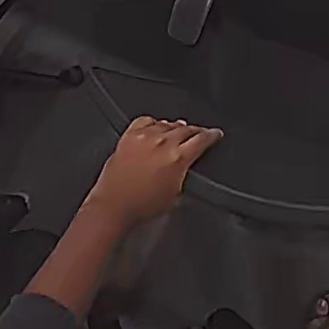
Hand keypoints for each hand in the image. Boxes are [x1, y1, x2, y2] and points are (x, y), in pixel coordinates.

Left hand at [80, 116, 223, 231]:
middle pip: (187, 128)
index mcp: (178, 157)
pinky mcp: (128, 136)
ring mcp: (144, 137)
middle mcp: (162, 143)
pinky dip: (153, 123)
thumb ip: (186, 172)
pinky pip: (145, 120)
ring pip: (167, 123)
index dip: (213, 135)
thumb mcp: (176, 193)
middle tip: (198, 134)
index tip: (216, 133)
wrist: (113, 207)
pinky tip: (155, 127)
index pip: (203, 138)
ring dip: (175, 127)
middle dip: (195, 131)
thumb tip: (189, 163)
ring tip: (177, 132)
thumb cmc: (141, 206)